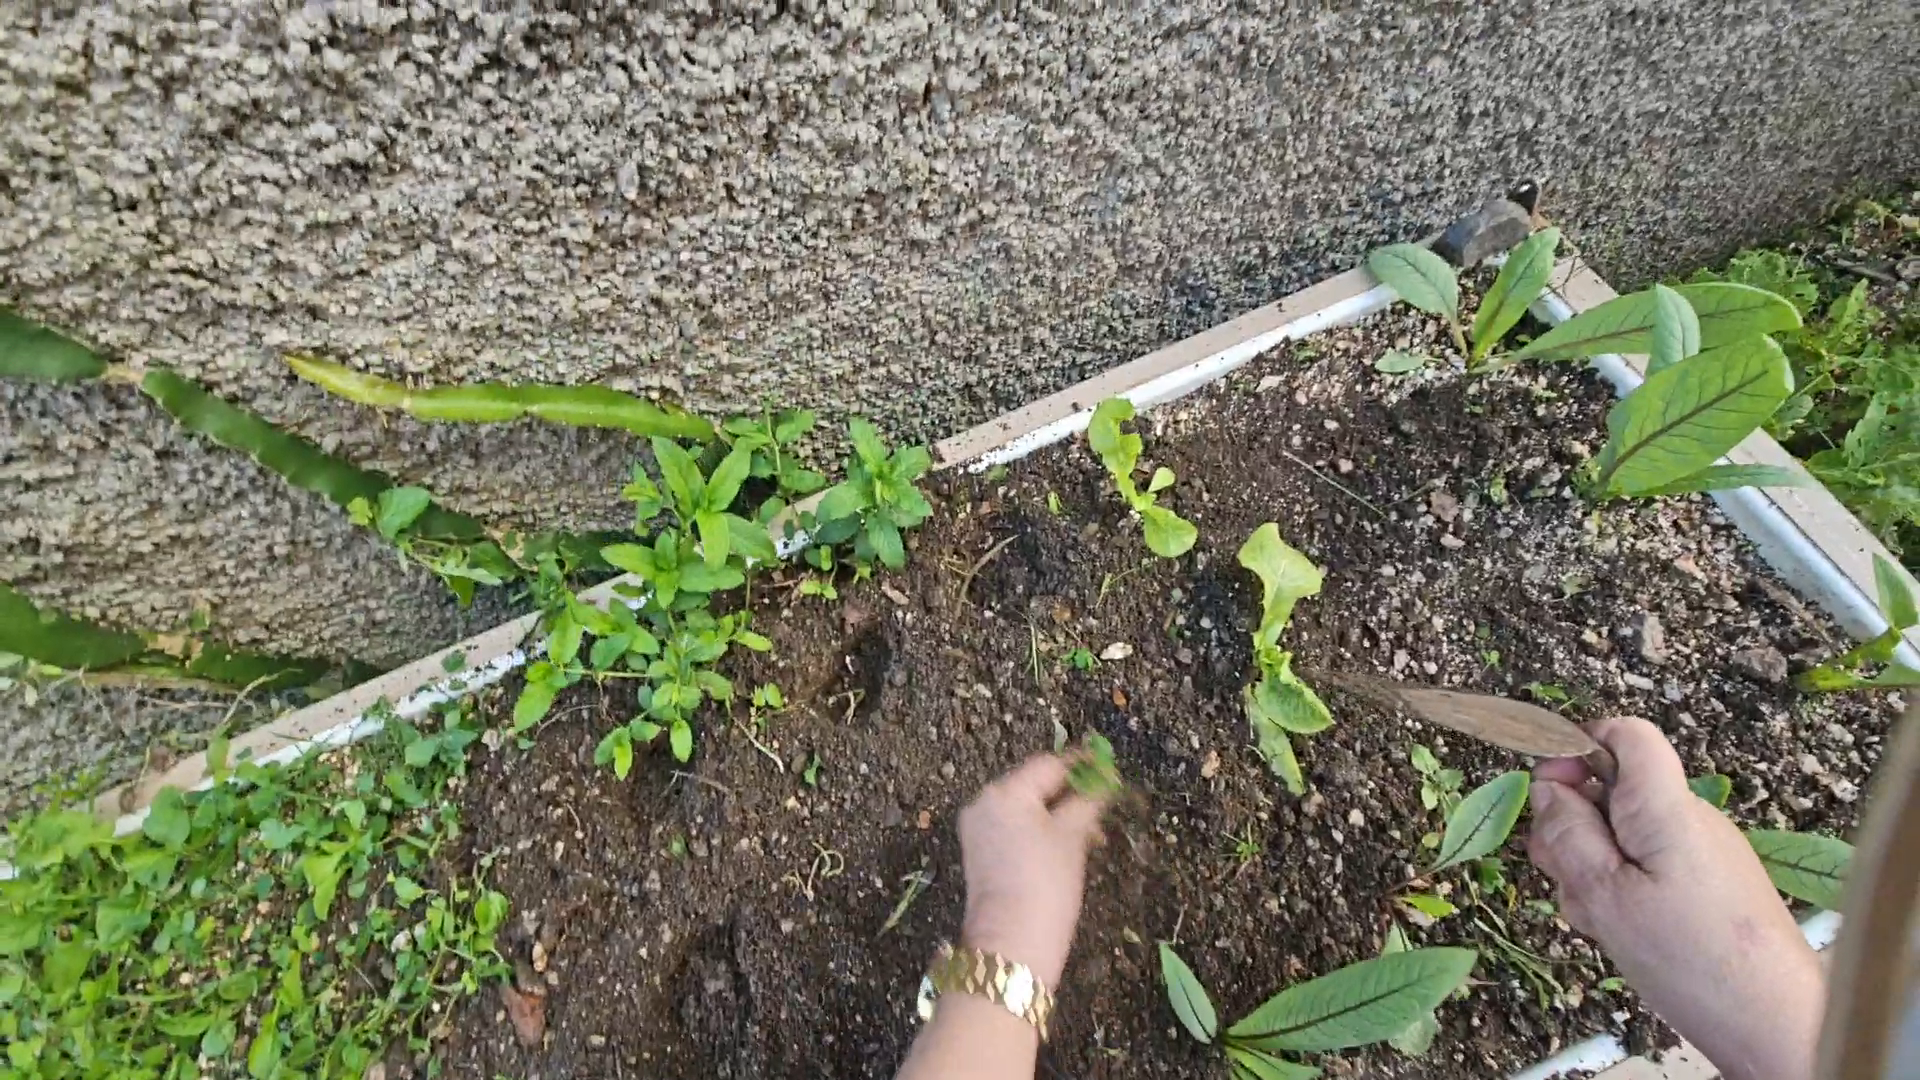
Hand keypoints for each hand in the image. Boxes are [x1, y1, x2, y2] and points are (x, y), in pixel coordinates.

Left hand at [956, 754, 1110, 986]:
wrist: (1011, 944)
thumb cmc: (1046, 884)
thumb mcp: (1073, 837)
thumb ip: (1089, 800)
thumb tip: (1105, 780)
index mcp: (1005, 792)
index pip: (1048, 764)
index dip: (1079, 765)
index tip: (1105, 766)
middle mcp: (984, 801)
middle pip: (1033, 785)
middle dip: (1068, 794)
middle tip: (1101, 806)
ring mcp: (976, 826)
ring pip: (1024, 808)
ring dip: (1055, 814)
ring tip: (1089, 833)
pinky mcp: (977, 851)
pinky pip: (1012, 827)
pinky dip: (1036, 831)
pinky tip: (1062, 847)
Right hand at [1527, 717, 1823, 1079]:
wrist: (1781, 1035)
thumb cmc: (1689, 959)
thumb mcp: (1602, 892)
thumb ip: (1566, 831)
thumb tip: (1549, 788)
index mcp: (1666, 810)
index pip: (1627, 735)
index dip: (1578, 743)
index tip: (1550, 786)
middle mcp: (1686, 819)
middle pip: (1606, 789)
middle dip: (1568, 823)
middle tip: (1564, 873)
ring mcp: (1696, 852)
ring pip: (1614, 830)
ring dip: (1586, 862)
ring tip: (1595, 910)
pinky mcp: (1702, 882)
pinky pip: (1638, 861)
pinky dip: (1613, 884)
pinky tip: (1615, 923)